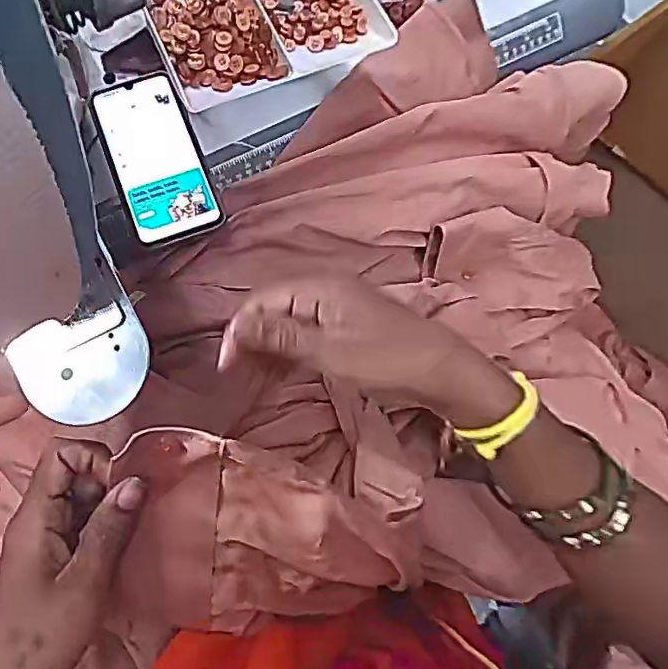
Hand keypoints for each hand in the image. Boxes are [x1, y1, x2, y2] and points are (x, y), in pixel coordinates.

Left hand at [0, 438, 145, 668]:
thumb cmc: (46, 636)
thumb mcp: (87, 581)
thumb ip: (111, 527)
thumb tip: (137, 479)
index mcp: (35, 515)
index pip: (61, 453)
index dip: (95, 459)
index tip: (123, 489)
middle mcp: (35, 518)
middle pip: (72, 472)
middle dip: (108, 484)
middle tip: (134, 517)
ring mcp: (42, 537)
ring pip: (78, 499)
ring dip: (108, 508)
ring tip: (131, 534)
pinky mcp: (50, 557)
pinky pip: (78, 523)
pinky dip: (101, 528)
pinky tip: (118, 550)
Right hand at [218, 278, 517, 426]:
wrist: (441, 371)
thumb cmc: (385, 360)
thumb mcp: (326, 351)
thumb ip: (279, 336)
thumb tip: (237, 326)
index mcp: (317, 288)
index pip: (260, 302)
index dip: (238, 332)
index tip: (226, 367)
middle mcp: (323, 290)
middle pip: (270, 311)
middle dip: (250, 342)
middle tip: (237, 377)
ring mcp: (335, 308)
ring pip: (285, 325)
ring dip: (267, 351)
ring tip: (253, 381)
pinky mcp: (344, 327)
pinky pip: (304, 335)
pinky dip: (288, 355)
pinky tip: (278, 375)